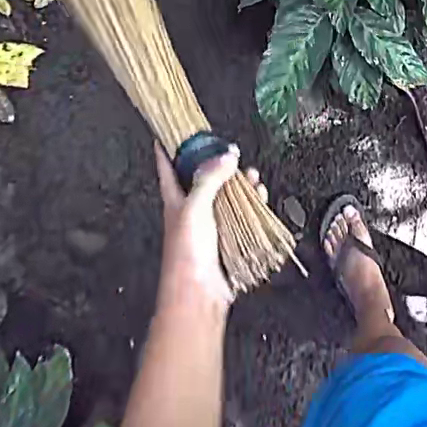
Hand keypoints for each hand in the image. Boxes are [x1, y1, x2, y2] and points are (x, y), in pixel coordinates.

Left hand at [151, 143, 262, 311]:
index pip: (167, 167)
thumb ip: (209, 178)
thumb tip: (228, 155)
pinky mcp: (227, 235)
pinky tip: (259, 195)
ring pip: (226, 192)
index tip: (169, 130)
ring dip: (240, 181)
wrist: (198, 295)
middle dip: (219, 162)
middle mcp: (191, 208)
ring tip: (252, 174)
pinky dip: (252, 201)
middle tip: (232, 151)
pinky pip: (241, 211)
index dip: (167, 148)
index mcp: (175, 199)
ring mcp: (210, 222)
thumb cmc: (187, 253)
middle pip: (203, 176)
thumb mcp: (194, 207)